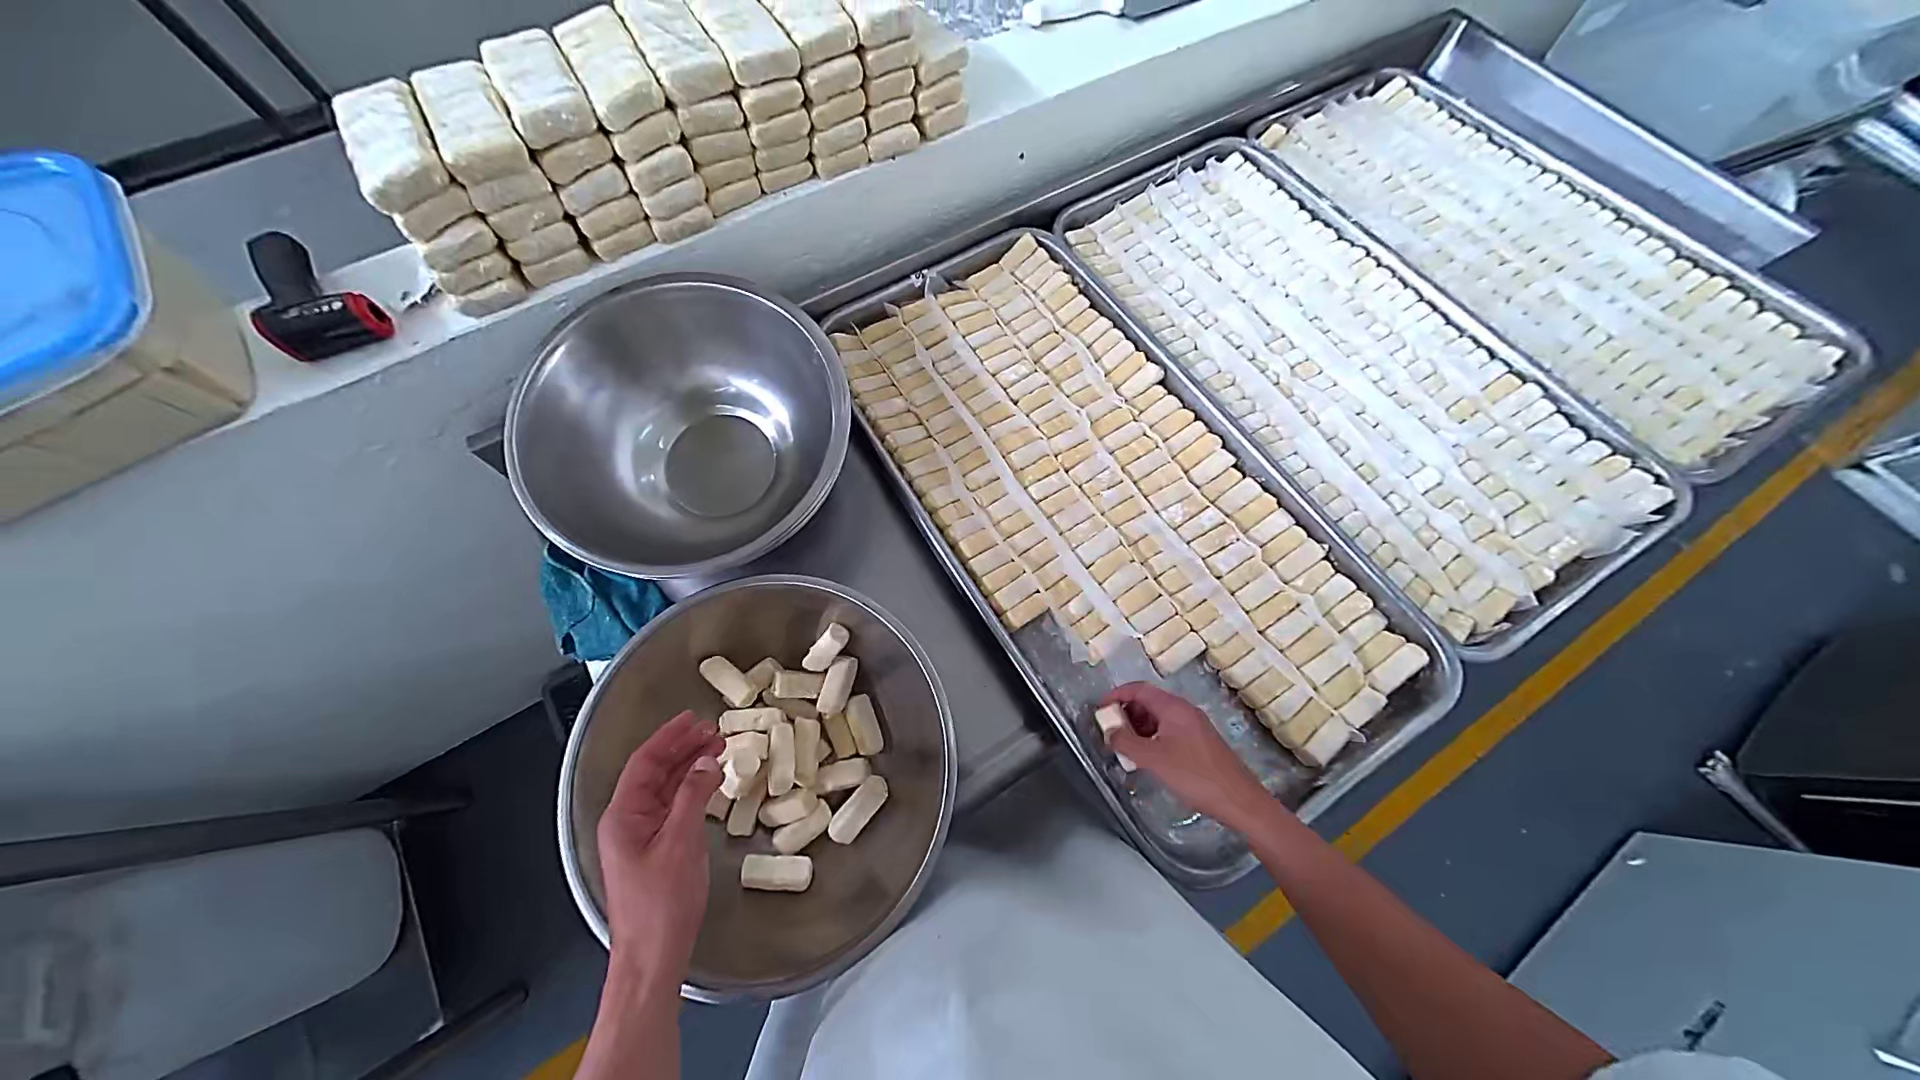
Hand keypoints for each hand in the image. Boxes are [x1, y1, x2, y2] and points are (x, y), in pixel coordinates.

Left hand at [597, 711, 724, 985]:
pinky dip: (693, 788)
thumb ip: (692, 796)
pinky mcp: (657, 849)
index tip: (692, 718)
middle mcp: (628, 822)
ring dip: (690, 766)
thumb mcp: (681, 842)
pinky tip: (710, 781)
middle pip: (655, 772)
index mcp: (623, 817)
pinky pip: (674, 806)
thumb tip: (707, 761)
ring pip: (666, 787)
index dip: (669, 737)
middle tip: (712, 730)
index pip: (645, 763)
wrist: (653, 957)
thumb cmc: (661, 905)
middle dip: (683, 748)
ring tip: (717, 748)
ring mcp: (642, 836)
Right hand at [1102, 682, 1273, 828]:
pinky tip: (1147, 758)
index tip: (1100, 710)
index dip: (1116, 695)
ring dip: (1138, 728)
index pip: (1139, 689)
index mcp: (1173, 708)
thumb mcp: (1153, 759)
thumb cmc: (1195, 776)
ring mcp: (1194, 726)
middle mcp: (1184, 711)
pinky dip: (1152, 738)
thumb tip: (1109, 731)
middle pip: (1148, 702)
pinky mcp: (1199, 742)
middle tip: (1110, 732)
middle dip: (1126, 713)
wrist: (1239, 801)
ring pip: (1158, 718)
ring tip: (1125, 748)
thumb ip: (1126, 742)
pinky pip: (1168, 731)